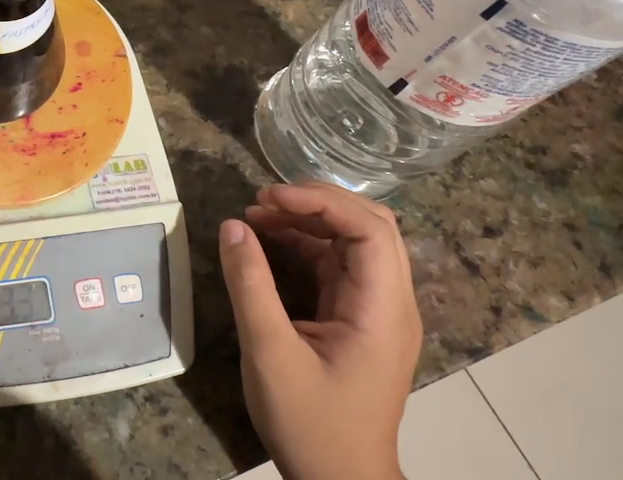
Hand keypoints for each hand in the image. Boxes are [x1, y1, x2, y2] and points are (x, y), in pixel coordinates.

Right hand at [219, 183, 421, 479]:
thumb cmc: (310, 424)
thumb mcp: (270, 354)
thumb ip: (251, 285)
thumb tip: (232, 226)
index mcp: (382, 311)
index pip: (370, 229)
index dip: (320, 201)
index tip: (267, 199)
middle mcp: (390, 303)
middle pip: (370, 225)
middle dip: (316, 202)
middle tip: (262, 201)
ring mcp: (377, 310)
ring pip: (355, 239)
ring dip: (308, 219)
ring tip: (256, 217)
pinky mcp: (358, 318)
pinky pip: (339, 263)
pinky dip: (305, 243)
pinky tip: (268, 242)